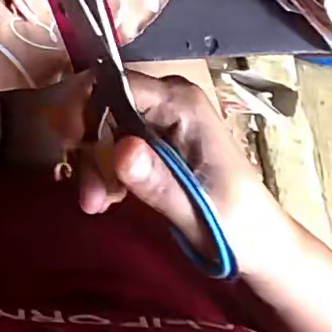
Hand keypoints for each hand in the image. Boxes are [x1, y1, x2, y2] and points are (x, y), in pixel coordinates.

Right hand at [77, 73, 300, 279]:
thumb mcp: (195, 210)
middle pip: (107, 105)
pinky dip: (106, 169)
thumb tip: (120, 150)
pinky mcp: (158, 135)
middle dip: (90, 148)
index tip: (69, 146)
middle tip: (89, 196)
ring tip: (97, 204)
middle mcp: (170, 98)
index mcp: (183, 102)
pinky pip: (116, 140)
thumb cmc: (237, 227)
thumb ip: (156, 181)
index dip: (87, 110)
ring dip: (94, 164)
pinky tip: (108, 198)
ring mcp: (163, 115)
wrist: (261, 246)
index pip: (117, 85)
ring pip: (106, 125)